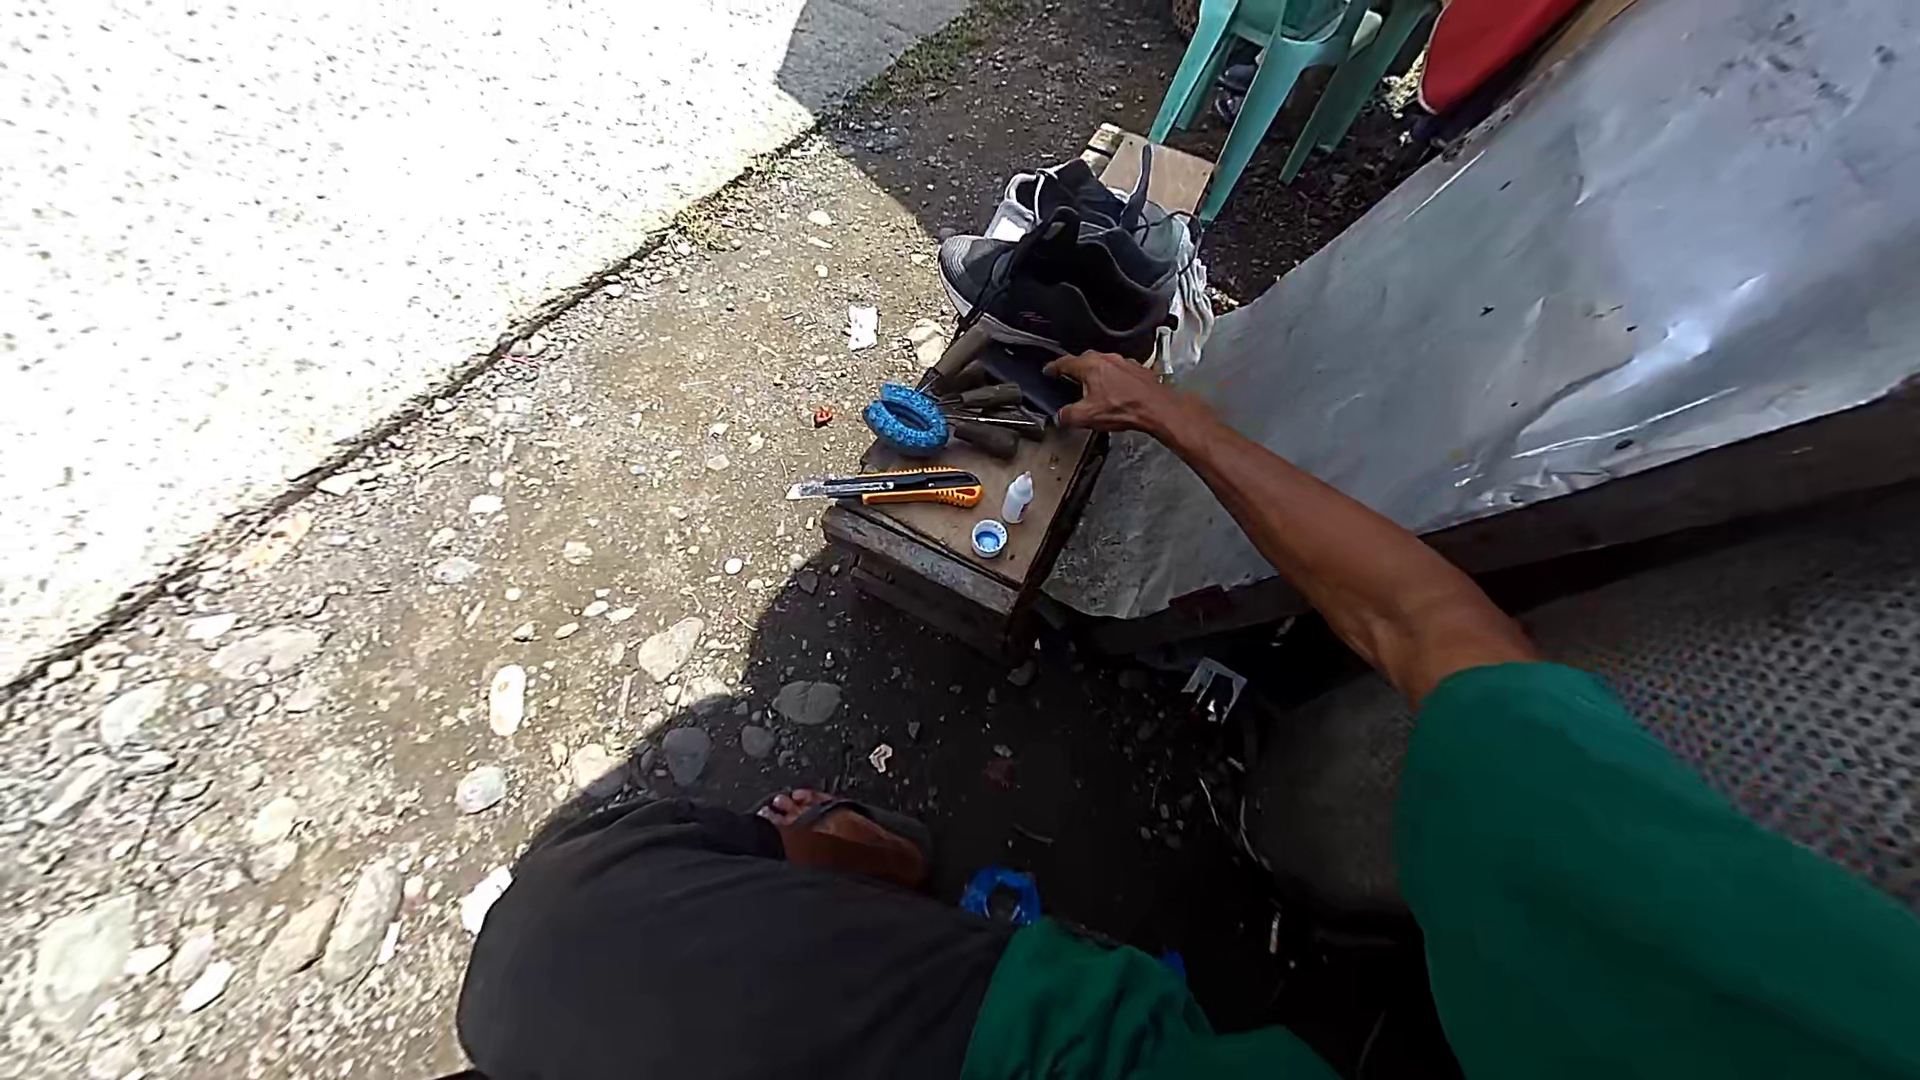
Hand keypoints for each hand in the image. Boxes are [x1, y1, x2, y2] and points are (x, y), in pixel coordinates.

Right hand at [1045, 351, 1210, 436]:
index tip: (1048, 370)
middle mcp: (1107, 359)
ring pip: (1103, 364)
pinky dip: (1111, 378)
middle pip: (1084, 359)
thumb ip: (1067, 416)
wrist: (1156, 408)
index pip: (1065, 362)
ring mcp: (1124, 363)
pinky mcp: (1138, 370)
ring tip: (1090, 386)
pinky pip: (1118, 371)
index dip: (1054, 367)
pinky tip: (1113, 391)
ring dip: (1095, 373)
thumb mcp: (1086, 417)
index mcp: (1090, 366)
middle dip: (1074, 368)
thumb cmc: (1124, 408)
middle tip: (1067, 376)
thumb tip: (1060, 416)